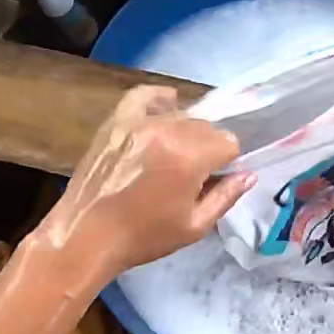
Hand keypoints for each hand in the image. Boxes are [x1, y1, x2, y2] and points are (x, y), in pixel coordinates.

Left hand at [28, 85, 254, 284]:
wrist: (85, 237)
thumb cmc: (143, 237)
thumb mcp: (193, 226)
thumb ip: (226, 197)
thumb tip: (248, 175)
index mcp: (189, 157)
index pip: (228, 143)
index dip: (226, 163)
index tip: (213, 179)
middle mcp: (167, 131)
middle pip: (206, 127)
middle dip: (207, 148)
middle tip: (192, 174)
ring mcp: (138, 122)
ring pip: (181, 114)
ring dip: (186, 132)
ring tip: (173, 155)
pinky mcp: (116, 121)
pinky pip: (143, 96)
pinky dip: (159, 98)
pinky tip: (167, 105)